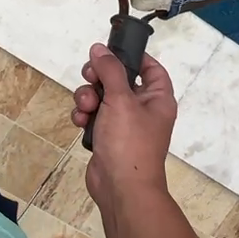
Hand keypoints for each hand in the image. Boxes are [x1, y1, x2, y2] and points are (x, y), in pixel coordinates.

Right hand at [71, 43, 175, 209]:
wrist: (121, 188)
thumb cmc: (129, 141)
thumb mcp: (121, 99)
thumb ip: (109, 70)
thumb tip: (98, 49)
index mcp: (157, 99)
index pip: (151, 68)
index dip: (133, 57)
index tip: (110, 52)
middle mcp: (142, 109)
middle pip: (118, 79)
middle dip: (99, 78)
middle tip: (89, 77)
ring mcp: (124, 123)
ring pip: (101, 96)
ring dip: (88, 97)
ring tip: (86, 108)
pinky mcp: (106, 136)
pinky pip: (93, 115)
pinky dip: (85, 115)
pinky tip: (81, 122)